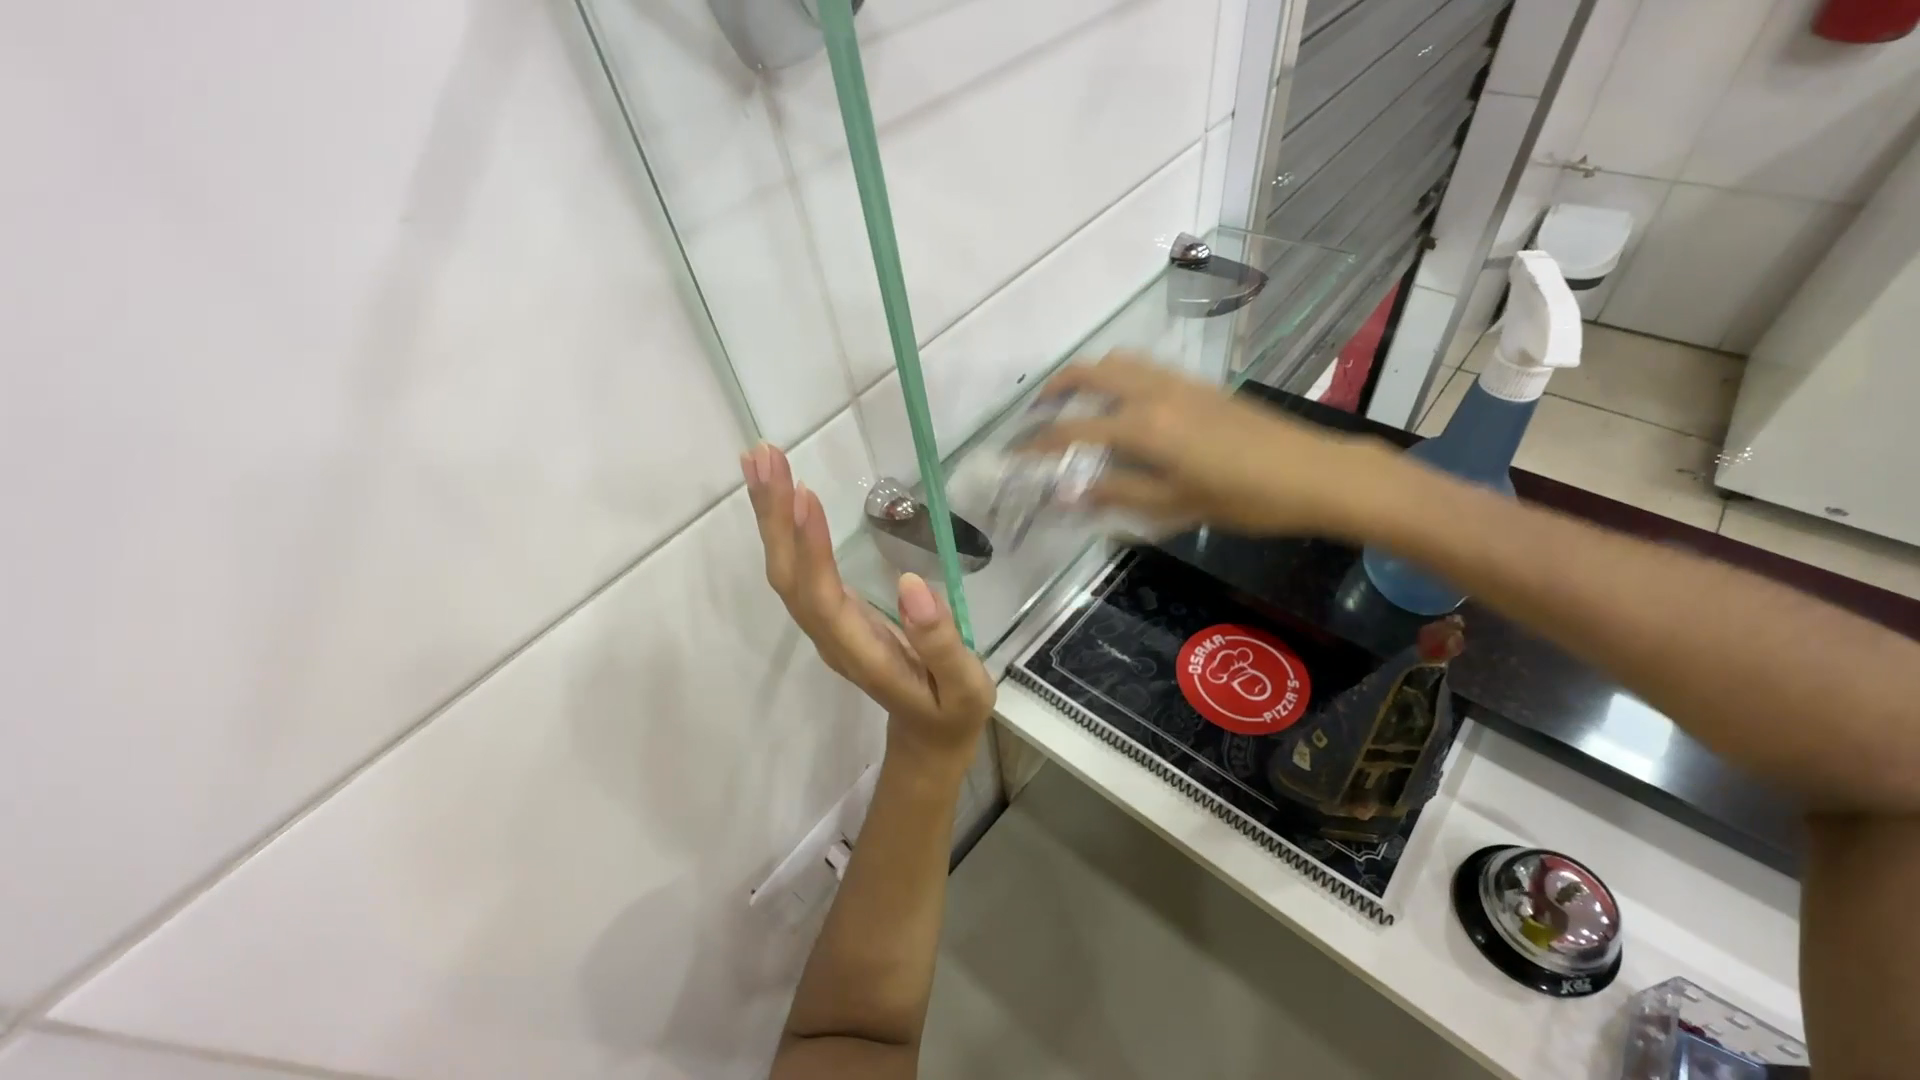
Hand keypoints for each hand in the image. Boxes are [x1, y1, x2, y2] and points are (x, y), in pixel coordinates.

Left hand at [743, 443, 995, 770]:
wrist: (928, 735)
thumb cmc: (951, 708)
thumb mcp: (964, 685)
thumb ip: (941, 643)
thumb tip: (915, 585)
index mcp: (860, 651)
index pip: (822, 597)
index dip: (810, 548)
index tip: (804, 494)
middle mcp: (830, 635)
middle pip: (788, 576)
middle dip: (774, 517)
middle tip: (764, 457)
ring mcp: (824, 624)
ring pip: (785, 569)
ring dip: (769, 515)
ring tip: (760, 460)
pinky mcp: (827, 611)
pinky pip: (796, 567)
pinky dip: (782, 526)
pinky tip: (782, 494)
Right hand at [1025, 351, 1406, 540]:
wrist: (1315, 473)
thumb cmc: (1245, 500)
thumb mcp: (1176, 506)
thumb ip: (1117, 495)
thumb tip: (1065, 494)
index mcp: (1144, 427)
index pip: (1073, 428)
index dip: (1038, 442)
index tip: (1014, 454)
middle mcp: (1154, 393)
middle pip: (1089, 373)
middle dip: (1055, 389)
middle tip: (1036, 415)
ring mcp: (1179, 383)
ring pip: (1118, 361)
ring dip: (1087, 376)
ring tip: (1075, 404)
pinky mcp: (1199, 384)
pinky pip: (1144, 367)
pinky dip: (1117, 376)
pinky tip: (1124, 405)